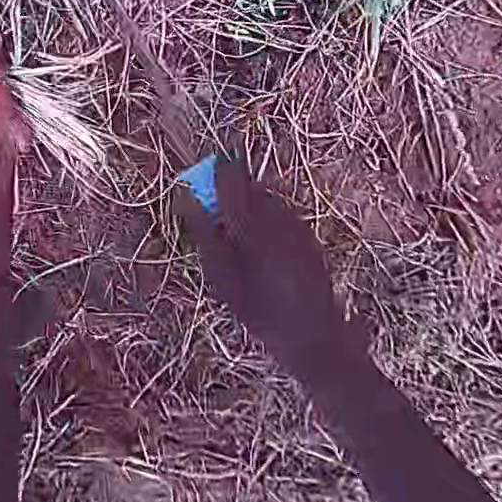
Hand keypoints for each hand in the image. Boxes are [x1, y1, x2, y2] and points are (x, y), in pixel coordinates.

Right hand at [175, 156, 370, 384]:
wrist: (314, 335)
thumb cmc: (259, 311)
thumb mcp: (221, 276)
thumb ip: (204, 233)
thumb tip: (187, 199)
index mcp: (251, 223)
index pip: (232, 181)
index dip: (219, 169)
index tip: (208, 166)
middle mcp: (276, 216)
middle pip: (252, 187)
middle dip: (234, 188)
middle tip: (218, 204)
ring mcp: (296, 225)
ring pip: (268, 200)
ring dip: (251, 203)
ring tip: (236, 227)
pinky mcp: (307, 236)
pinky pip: (281, 214)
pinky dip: (266, 217)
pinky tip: (259, 243)